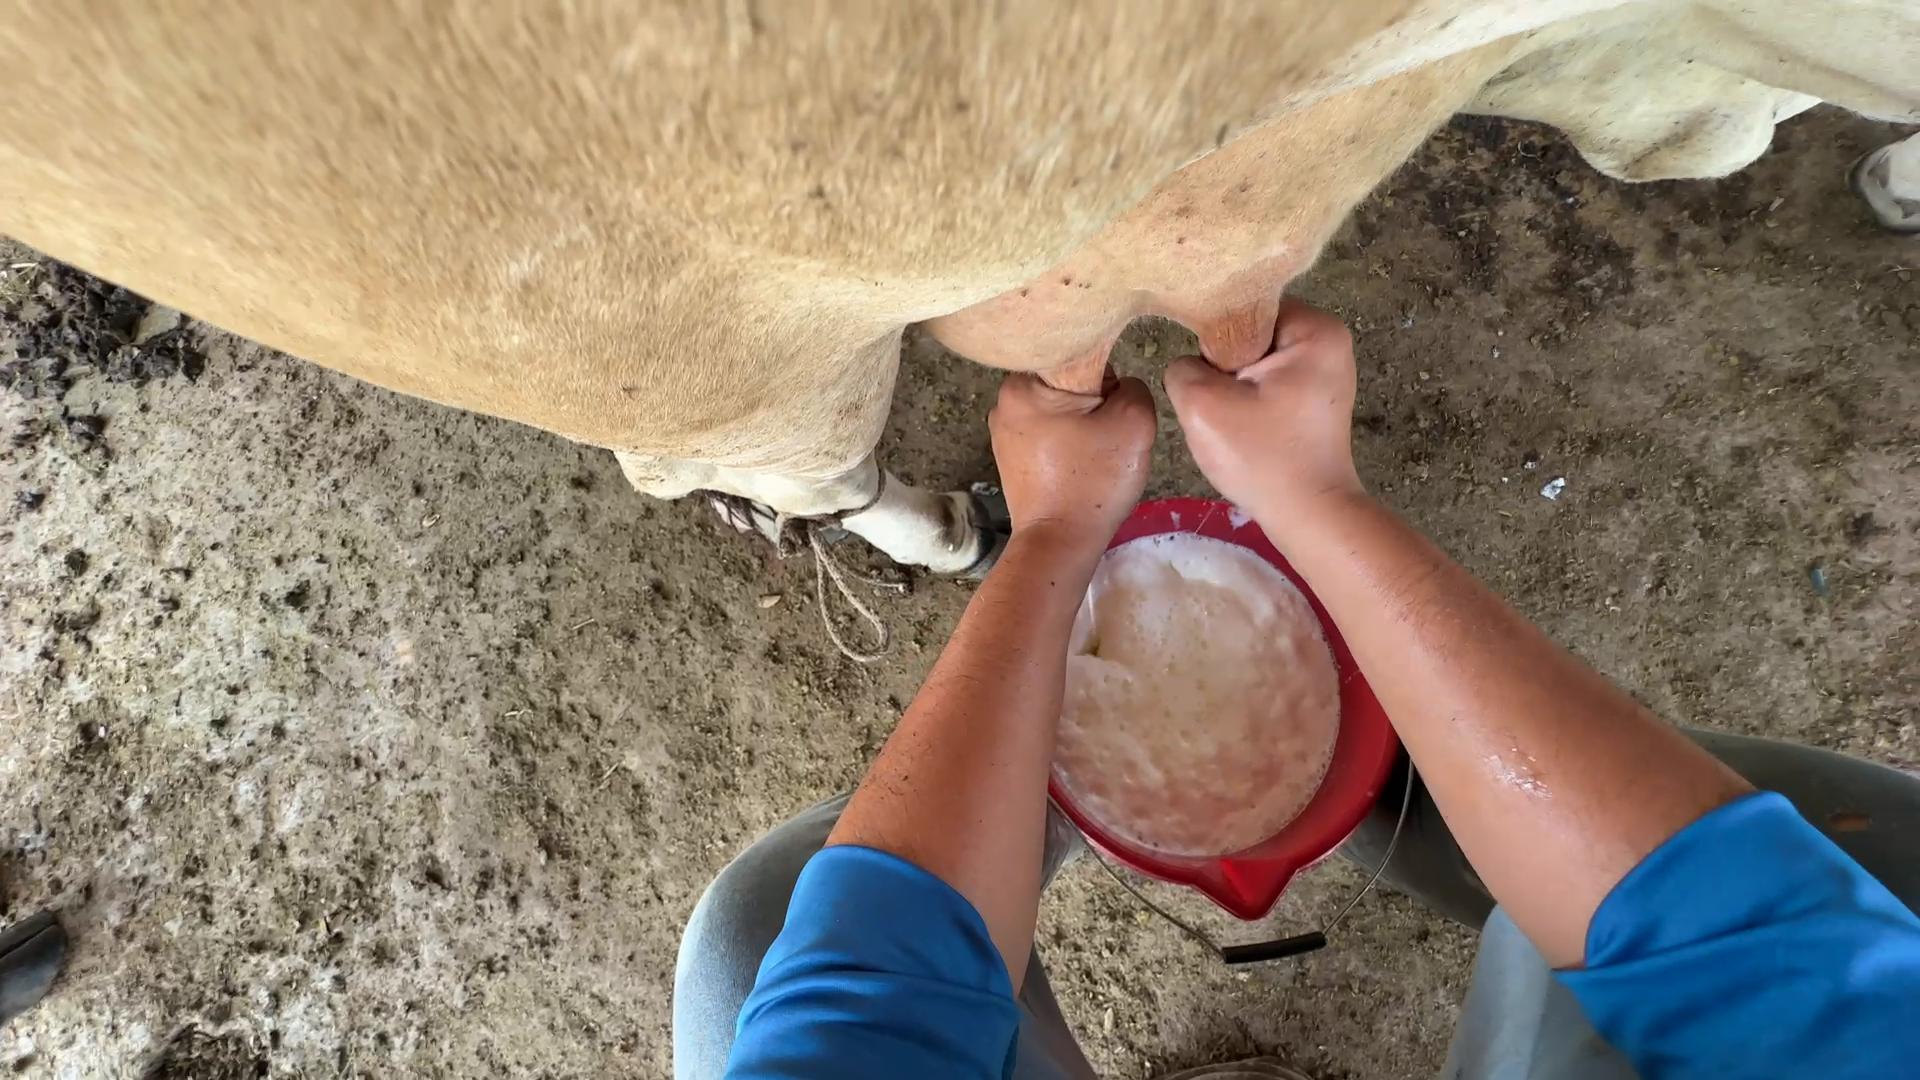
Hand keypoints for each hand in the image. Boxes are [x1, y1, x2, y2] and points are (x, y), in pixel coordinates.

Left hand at [989, 372, 1155, 552]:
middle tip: (1104, 439)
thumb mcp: (1134, 421)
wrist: (1060, 542)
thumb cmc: (1092, 482)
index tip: (1110, 412)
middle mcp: (1003, 401)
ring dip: (1081, 428)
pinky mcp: (1010, 458)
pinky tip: (1076, 468)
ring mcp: (1002, 432)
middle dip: (1093, 406)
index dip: (1106, 382)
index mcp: (1023, 383)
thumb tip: (1118, 388)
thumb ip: (1133, 385)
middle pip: (1068, 384)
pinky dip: (1066, 447)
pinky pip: (1049, 436)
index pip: (1080, 356)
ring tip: (1090, 457)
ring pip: (1061, 412)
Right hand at [1164, 299, 1363, 516]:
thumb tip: (1190, 367)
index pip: (1243, 308)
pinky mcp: (1315, 399)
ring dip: (1232, 388)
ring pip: (1253, 363)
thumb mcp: (1202, 406)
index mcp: (1314, 329)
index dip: (1213, 341)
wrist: (1306, 513)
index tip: (1209, 379)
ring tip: (1231, 420)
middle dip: (1223, 367)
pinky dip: (1248, 402)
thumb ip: (1181, 370)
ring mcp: (1325, 371)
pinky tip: (1245, 428)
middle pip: (1248, 335)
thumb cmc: (1261, 458)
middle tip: (1219, 405)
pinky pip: (1266, 384)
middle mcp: (1328, 341)